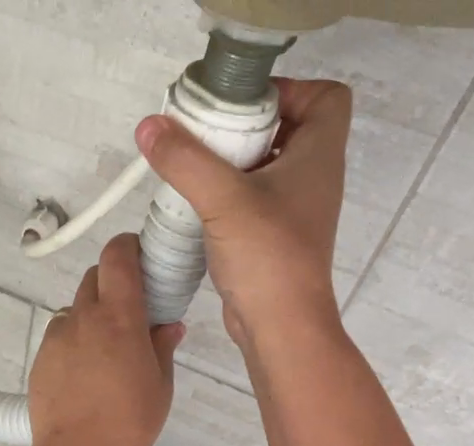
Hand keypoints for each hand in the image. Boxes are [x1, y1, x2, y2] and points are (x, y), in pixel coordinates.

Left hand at [26, 233, 182, 445]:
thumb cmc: (129, 424)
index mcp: (119, 317)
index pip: (117, 256)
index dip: (128, 247)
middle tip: (131, 310)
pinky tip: (85, 373)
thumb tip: (168, 326)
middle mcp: (82, 318)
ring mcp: (56, 338)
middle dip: (113, 283)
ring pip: (75, 308)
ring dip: (92, 314)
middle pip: (94, 277)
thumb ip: (162, 346)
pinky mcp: (40, 359)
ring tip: (106, 349)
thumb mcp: (160, 385)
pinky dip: (74, 340)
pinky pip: (60, 335)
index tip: (141, 259)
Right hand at [135, 78, 352, 349]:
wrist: (281, 328)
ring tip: (194, 167)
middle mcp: (314, 178)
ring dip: (232, 163)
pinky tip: (197, 206)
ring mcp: (295, 212)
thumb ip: (185, 159)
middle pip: (290, 128)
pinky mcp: (275, 240)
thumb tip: (148, 126)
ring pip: (268, 168)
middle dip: (246, 125)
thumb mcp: (222, 199)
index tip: (242, 104)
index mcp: (319, 156)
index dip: (290, 89)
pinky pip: (253, 201)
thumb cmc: (267, 257)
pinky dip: (227, 196)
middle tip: (206, 133)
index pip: (325, 97)